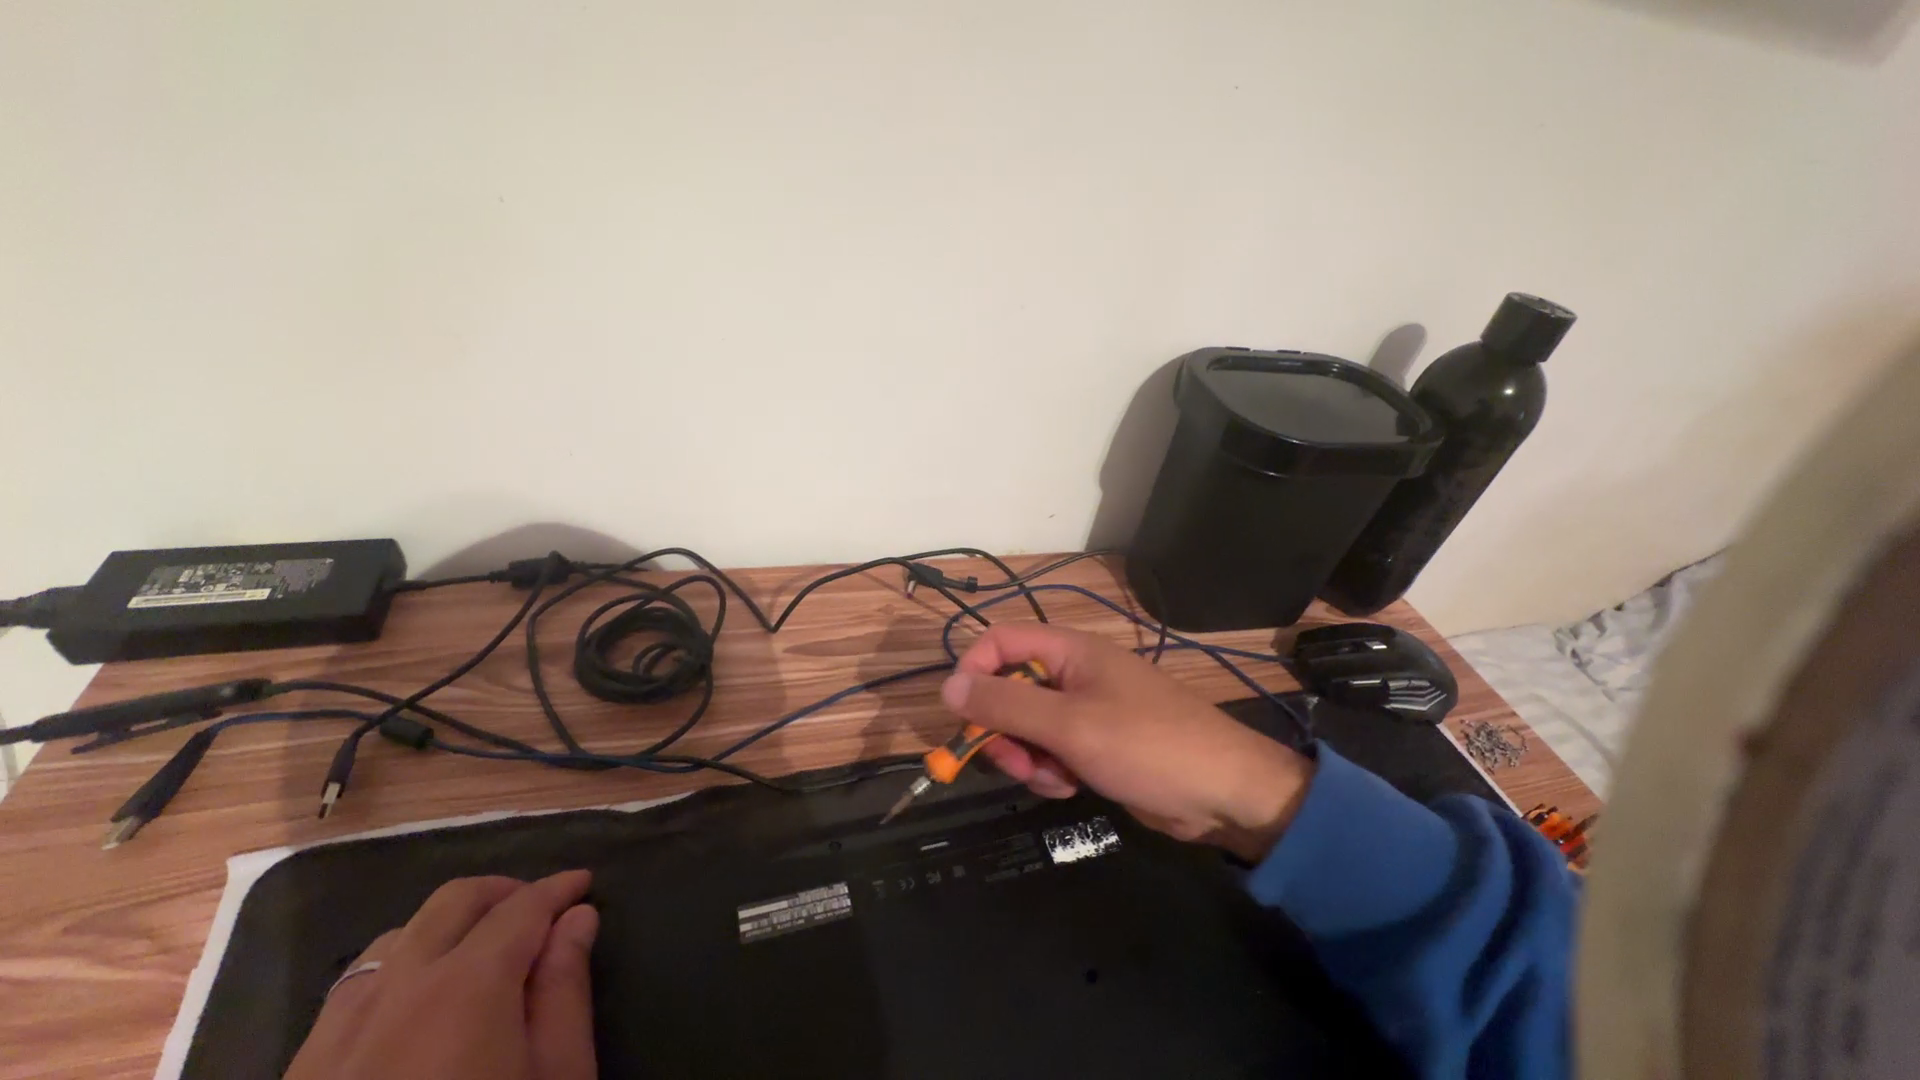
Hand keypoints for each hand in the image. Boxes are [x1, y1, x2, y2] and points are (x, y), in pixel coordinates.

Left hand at [285, 871, 597, 1079]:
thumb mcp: (557, 1078)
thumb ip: (566, 990)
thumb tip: (576, 919)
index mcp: (469, 983)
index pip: (522, 907)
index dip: (558, 889)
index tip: (584, 884)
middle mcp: (400, 984)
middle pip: (455, 901)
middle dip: (504, 891)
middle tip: (540, 909)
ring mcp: (343, 1024)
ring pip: (399, 934)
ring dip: (449, 926)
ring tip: (480, 953)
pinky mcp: (305, 1066)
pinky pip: (356, 984)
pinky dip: (400, 965)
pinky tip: (416, 1003)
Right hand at [942, 624, 1314, 861]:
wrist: (1225, 793)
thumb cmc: (1147, 747)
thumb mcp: (1069, 725)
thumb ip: (1006, 703)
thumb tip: (947, 686)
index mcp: (1071, 651)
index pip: (1000, 641)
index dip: (974, 672)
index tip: (962, 716)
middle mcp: (1075, 675)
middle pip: (1009, 689)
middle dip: (1002, 729)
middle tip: (1013, 763)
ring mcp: (1088, 711)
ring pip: (1027, 727)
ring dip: (1027, 757)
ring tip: (1055, 779)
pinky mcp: (1098, 746)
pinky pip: (1052, 751)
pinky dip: (1052, 771)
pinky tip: (1072, 788)